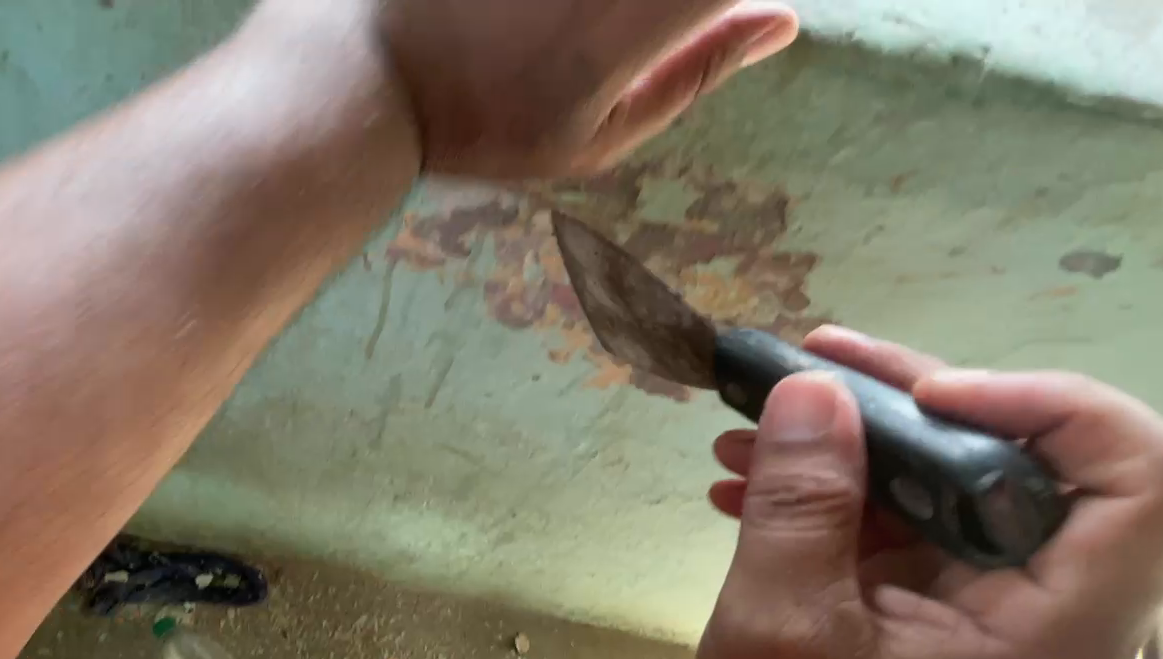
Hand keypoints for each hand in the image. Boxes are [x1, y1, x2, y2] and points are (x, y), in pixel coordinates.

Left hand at [376, 0, 797, 177]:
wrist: (379, 72)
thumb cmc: (487, 126)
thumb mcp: (590, 140)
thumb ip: (689, 80)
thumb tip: (783, 22)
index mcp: (652, 10)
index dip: (737, 8)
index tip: (715, 30)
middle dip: (681, 18)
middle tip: (625, 50)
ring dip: (631, 20)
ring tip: (564, 51)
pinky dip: (585, 11)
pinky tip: (549, 29)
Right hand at [696, 327, 1162, 658]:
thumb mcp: (780, 622)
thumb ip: (801, 506)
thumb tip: (813, 391)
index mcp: (1057, 622)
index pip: (1150, 478)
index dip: (1054, 408)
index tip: (923, 398)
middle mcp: (1048, 604)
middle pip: (1029, 462)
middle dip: (911, 407)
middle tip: (809, 374)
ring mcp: (986, 605)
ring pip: (947, 487)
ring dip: (849, 451)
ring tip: (745, 437)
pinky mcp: (932, 608)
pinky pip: (898, 525)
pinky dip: (829, 499)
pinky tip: (744, 491)